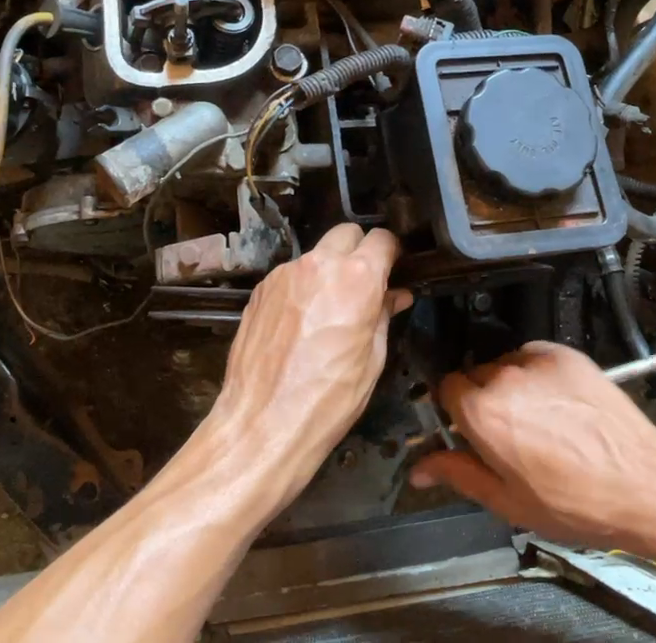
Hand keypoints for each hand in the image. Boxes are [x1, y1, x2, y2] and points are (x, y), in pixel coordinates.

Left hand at [212, 224, 410, 483]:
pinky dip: (301, 288)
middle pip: (346, 234)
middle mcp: (319, 265)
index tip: (393, 268)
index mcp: (356, 279)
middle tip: (361, 285)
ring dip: (327, 271)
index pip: (382, 239)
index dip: (391, 253)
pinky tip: (299, 323)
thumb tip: (395, 295)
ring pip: (315, 255)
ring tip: (327, 311)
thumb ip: (383, 315)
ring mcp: (284, 273)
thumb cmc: (329, 398)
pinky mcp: (260, 288)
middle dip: (358, 251)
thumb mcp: (372, 360)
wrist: (264, 422)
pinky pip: (290, 275)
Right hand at [411, 342, 655, 549]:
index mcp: (480, 412)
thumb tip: (418, 469)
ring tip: (541, 419)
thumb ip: (457, 474)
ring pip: (505, 365)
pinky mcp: (565, 353)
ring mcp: (536, 361)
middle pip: (476, 376)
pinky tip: (559, 403)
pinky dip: (538, 374)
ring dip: (511, 385)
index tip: (470, 430)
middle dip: (483, 399)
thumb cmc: (572, 503)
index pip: (446, 388)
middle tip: (509, 433)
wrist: (643, 484)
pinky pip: (535, 356)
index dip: (455, 410)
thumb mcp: (507, 501)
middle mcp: (502, 376)